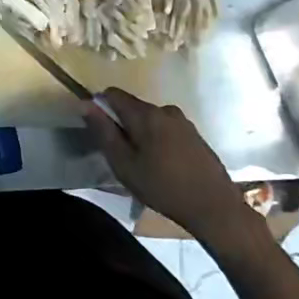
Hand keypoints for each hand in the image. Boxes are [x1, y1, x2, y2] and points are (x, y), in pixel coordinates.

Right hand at [82, 88, 249, 240]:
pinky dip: (157, 143)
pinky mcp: (194, 134)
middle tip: (122, 160)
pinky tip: (162, 168)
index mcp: (147, 114)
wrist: (212, 204)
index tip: (100, 134)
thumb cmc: (162, 187)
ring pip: (150, 121)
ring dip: (141, 137)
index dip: (100, 109)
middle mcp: (166, 110)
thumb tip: (85, 104)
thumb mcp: (125, 165)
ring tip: (143, 168)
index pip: (113, 94)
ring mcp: (183, 121)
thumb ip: (104, 133)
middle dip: (122, 127)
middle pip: (133, 108)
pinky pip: (166, 130)